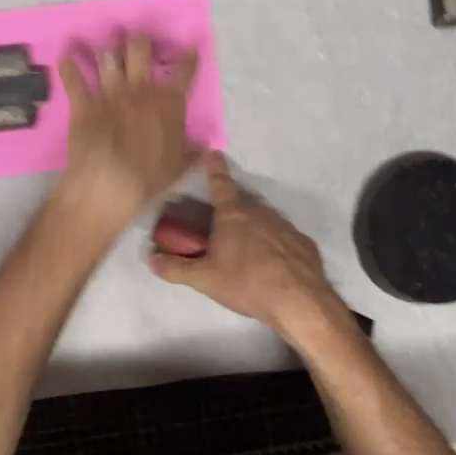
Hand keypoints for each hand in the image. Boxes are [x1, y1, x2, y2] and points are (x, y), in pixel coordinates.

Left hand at [53, 32, 199, 228]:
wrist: (109, 183)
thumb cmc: (148, 177)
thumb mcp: (178, 166)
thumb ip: (191, 151)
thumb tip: (204, 147)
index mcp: (168, 102)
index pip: (184, 71)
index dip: (188, 58)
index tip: (190, 49)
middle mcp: (140, 89)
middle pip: (140, 48)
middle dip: (139, 39)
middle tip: (137, 38)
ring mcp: (109, 92)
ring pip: (108, 57)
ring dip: (107, 48)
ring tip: (107, 44)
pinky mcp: (84, 103)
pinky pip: (74, 77)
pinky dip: (68, 63)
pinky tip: (66, 52)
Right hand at [149, 152, 352, 341]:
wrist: (299, 302)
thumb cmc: (246, 283)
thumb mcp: (204, 279)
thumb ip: (176, 268)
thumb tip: (152, 260)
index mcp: (234, 216)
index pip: (220, 185)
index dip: (214, 169)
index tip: (213, 152)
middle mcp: (261, 213)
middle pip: (242, 207)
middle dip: (232, 213)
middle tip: (222, 228)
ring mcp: (286, 227)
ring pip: (264, 222)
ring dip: (254, 231)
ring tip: (247, 253)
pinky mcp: (304, 244)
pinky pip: (284, 240)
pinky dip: (275, 247)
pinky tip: (273, 266)